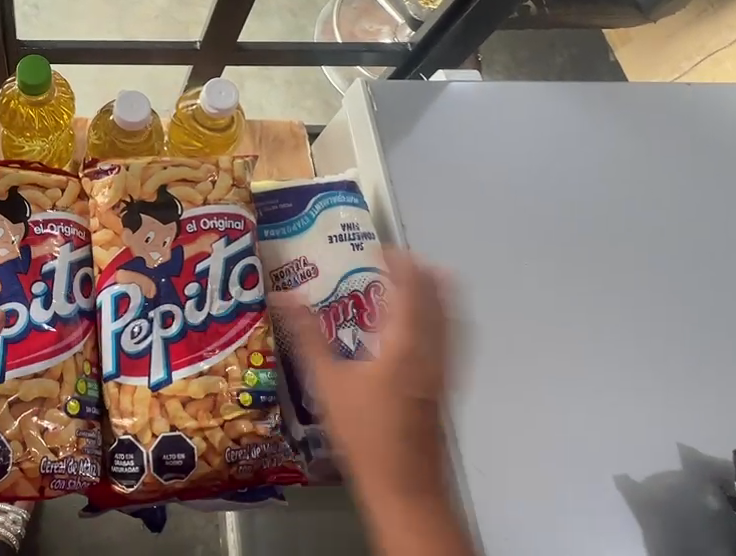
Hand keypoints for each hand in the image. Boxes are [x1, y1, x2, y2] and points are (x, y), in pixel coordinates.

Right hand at [277, 249, 456, 508]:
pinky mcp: (447, 391)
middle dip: (423, 274)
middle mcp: (432, 353)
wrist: (404, 488)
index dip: (402, 263)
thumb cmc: (363, 433)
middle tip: (399, 259)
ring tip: (419, 281)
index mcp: (404, 345)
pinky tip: (426, 328)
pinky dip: (444, 321)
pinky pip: (453, 341)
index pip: (411, 289)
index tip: (382, 247)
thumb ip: (306, 335)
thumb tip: (282, 295)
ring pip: (453, 321)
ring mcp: (445, 373)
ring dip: (438, 295)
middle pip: (440, 300)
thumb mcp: (325, 382)